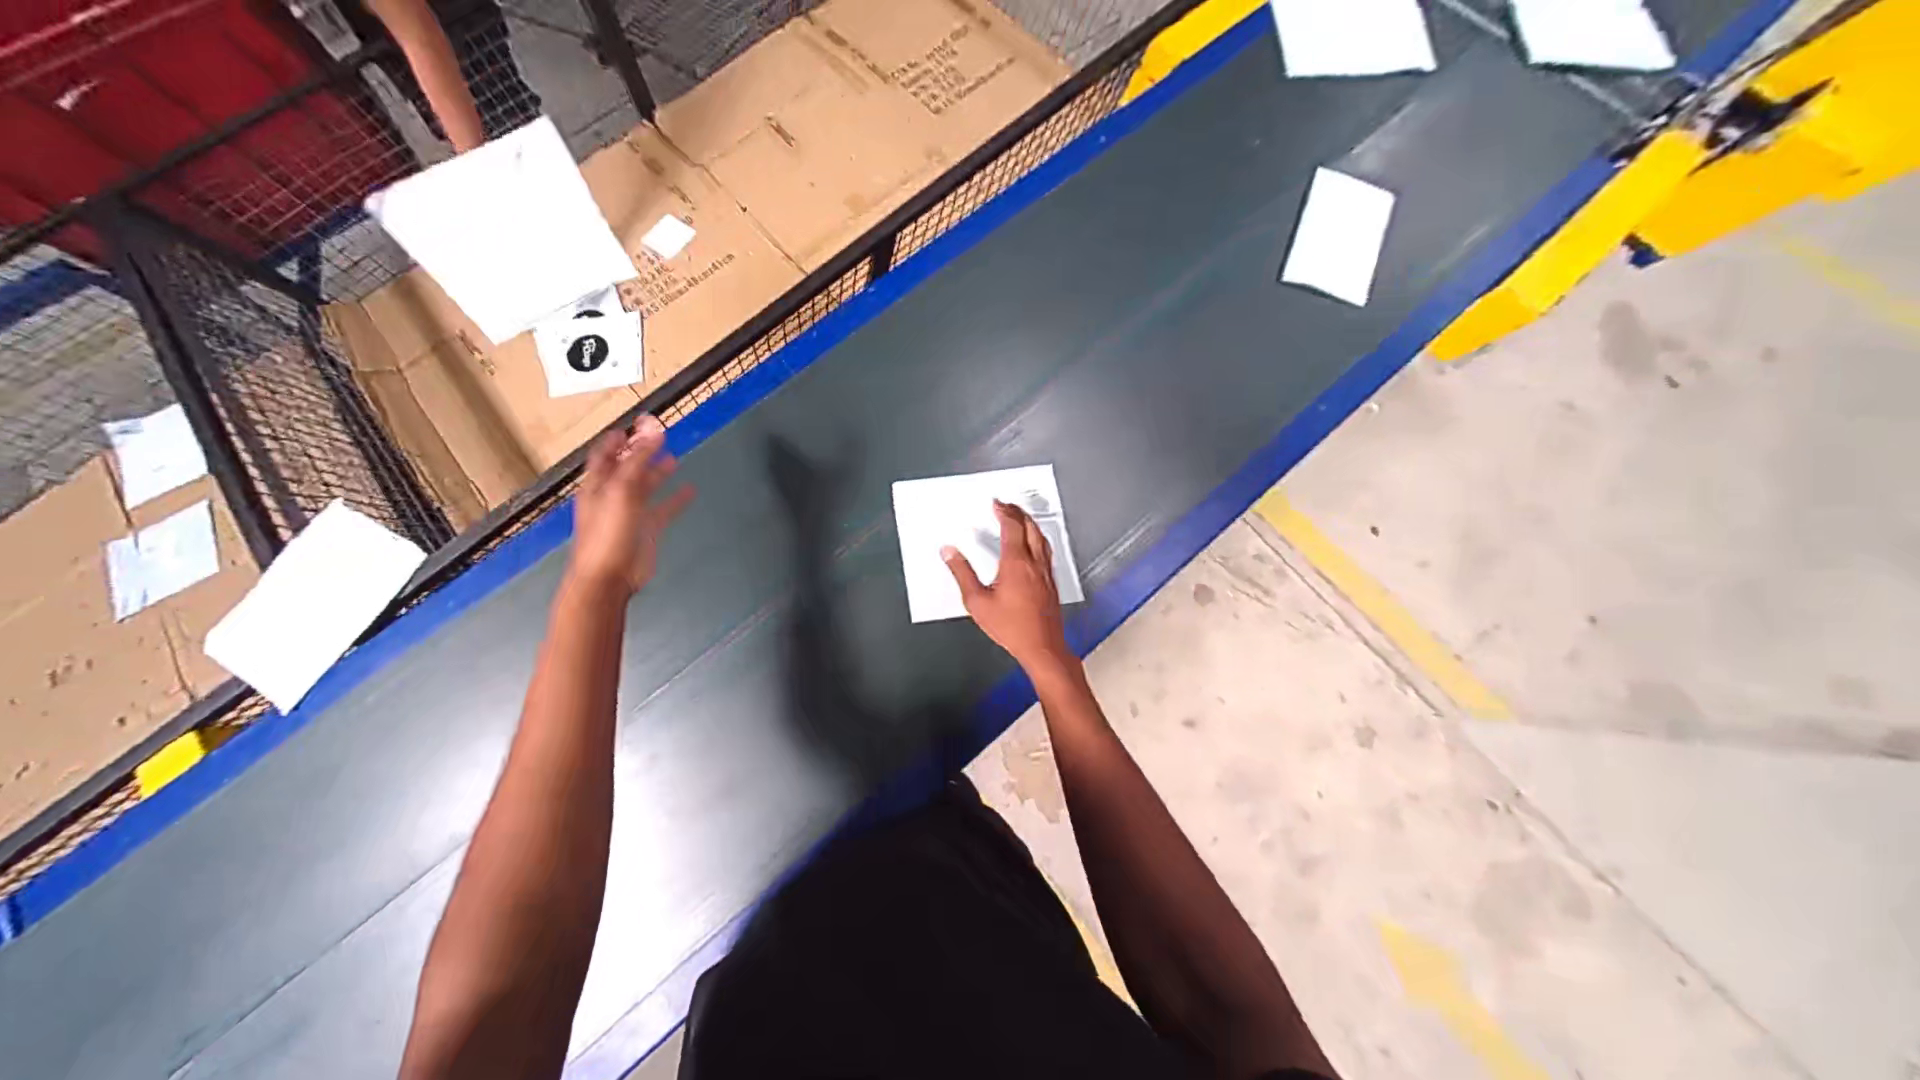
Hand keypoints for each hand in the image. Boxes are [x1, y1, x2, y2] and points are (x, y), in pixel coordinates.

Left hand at [568, 416, 693, 595]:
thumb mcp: (621, 490)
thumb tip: (652, 429)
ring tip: (673, 458)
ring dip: (658, 472)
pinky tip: (689, 490)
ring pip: (646, 487)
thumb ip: (638, 459)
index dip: (613, 441)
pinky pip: (664, 509)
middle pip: (626, 468)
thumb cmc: (608, 532)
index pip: (603, 456)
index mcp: (597, 485)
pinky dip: (676, 499)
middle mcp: (612, 496)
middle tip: (657, 436)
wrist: (609, 576)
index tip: (627, 427)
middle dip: (639, 453)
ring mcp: (630, 513)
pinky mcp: (648, 529)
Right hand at [943, 500, 1073, 674]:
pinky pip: (1046, 550)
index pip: (1011, 526)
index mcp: (1016, 563)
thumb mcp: (977, 602)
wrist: (1042, 647)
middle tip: (1007, 506)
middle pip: (1030, 527)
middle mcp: (1034, 563)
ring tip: (1020, 518)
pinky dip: (1038, 538)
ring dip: (1030, 523)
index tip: (996, 504)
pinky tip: (1034, 545)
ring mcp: (1046, 572)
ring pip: (1041, 537)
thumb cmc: (1013, 629)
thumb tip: (950, 553)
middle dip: (1017, 512)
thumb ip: (962, 573)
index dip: (1003, 511)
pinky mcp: (1052, 582)